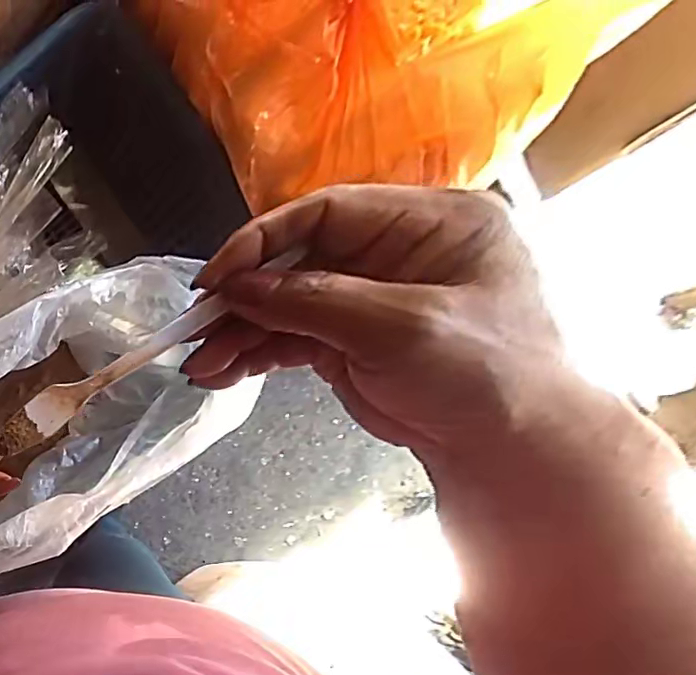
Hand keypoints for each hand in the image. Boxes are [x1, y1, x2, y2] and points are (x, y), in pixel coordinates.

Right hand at [185, 184, 585, 463]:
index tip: (213, 281)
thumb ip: (314, 302)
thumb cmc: (481, 372)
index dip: (260, 241)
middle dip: (239, 302)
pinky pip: (282, 339)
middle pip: (290, 264)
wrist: (502, 441)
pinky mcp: (340, 339)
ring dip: (234, 337)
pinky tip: (220, 375)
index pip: (325, 212)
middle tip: (193, 335)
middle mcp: (389, 253)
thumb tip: (237, 288)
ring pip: (277, 306)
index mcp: (427, 223)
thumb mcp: (399, 328)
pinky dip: (248, 357)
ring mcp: (361, 299)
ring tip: (201, 369)